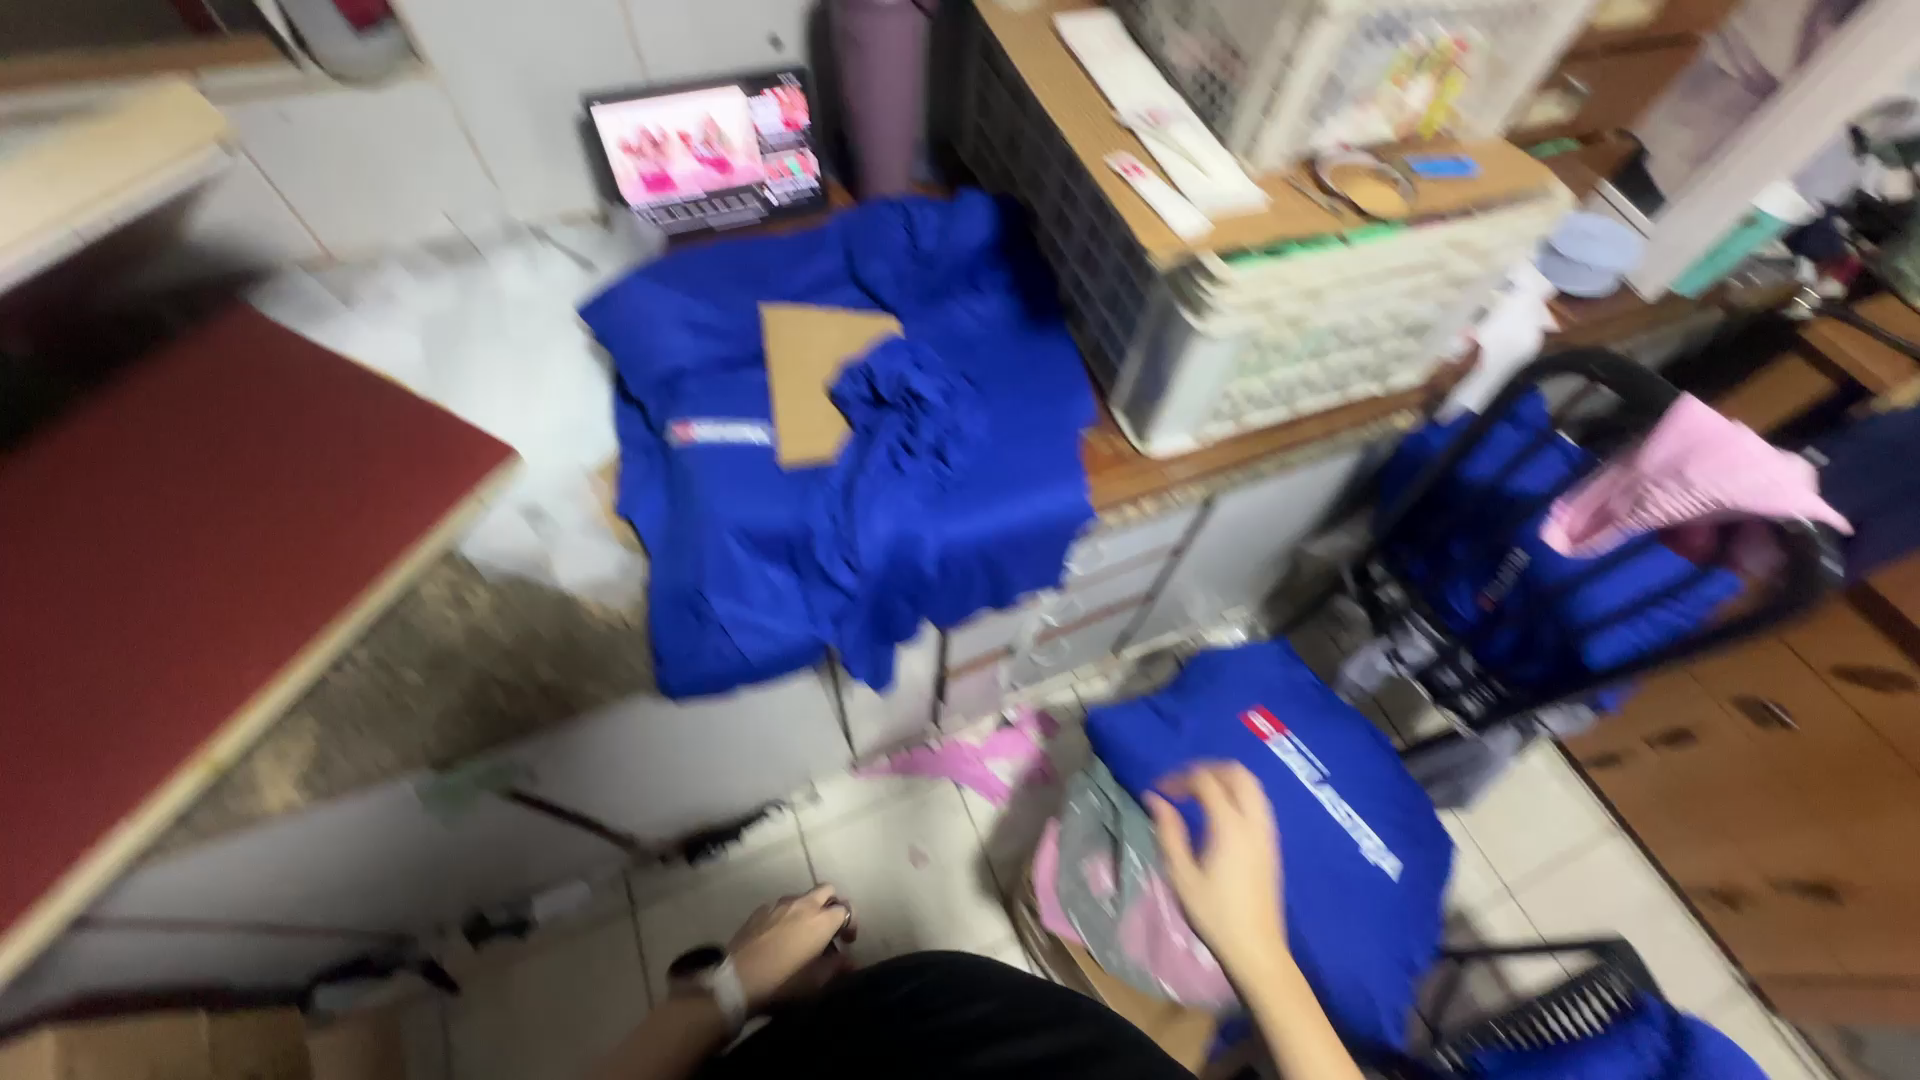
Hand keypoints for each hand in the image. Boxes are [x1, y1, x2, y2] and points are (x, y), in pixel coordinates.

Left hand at [726, 884, 856, 1009]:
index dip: (850, 923)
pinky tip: (777, 936)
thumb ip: (836, 967)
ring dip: (807, 909)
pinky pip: (779, 906)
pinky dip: (785, 916)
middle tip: (828, 928)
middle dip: (831, 904)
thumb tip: (850, 960)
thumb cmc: (782, 983)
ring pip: (801, 897)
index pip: (846, 909)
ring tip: (801, 933)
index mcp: (822, 920)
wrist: (737, 981)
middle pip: (826, 890)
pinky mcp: (759, 911)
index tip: (847, 941)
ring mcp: (779, 905)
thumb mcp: (815, 983)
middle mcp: (803, 904)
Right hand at [1146, 762, 1288, 977]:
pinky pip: (1259, 802)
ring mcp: (1267, 832)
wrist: (1256, 949)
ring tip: (1199, 794)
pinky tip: (1220, 813)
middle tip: (1182, 785)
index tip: (1160, 791)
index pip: (1205, 780)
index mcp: (1229, 826)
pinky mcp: (1272, 844)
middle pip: (1236, 773)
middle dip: (1207, 770)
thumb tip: (1154, 798)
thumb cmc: (1214, 914)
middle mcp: (1253, 822)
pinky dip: (1238, 794)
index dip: (1179, 778)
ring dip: (1224, 780)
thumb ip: (1168, 831)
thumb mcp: (1181, 874)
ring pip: (1252, 785)